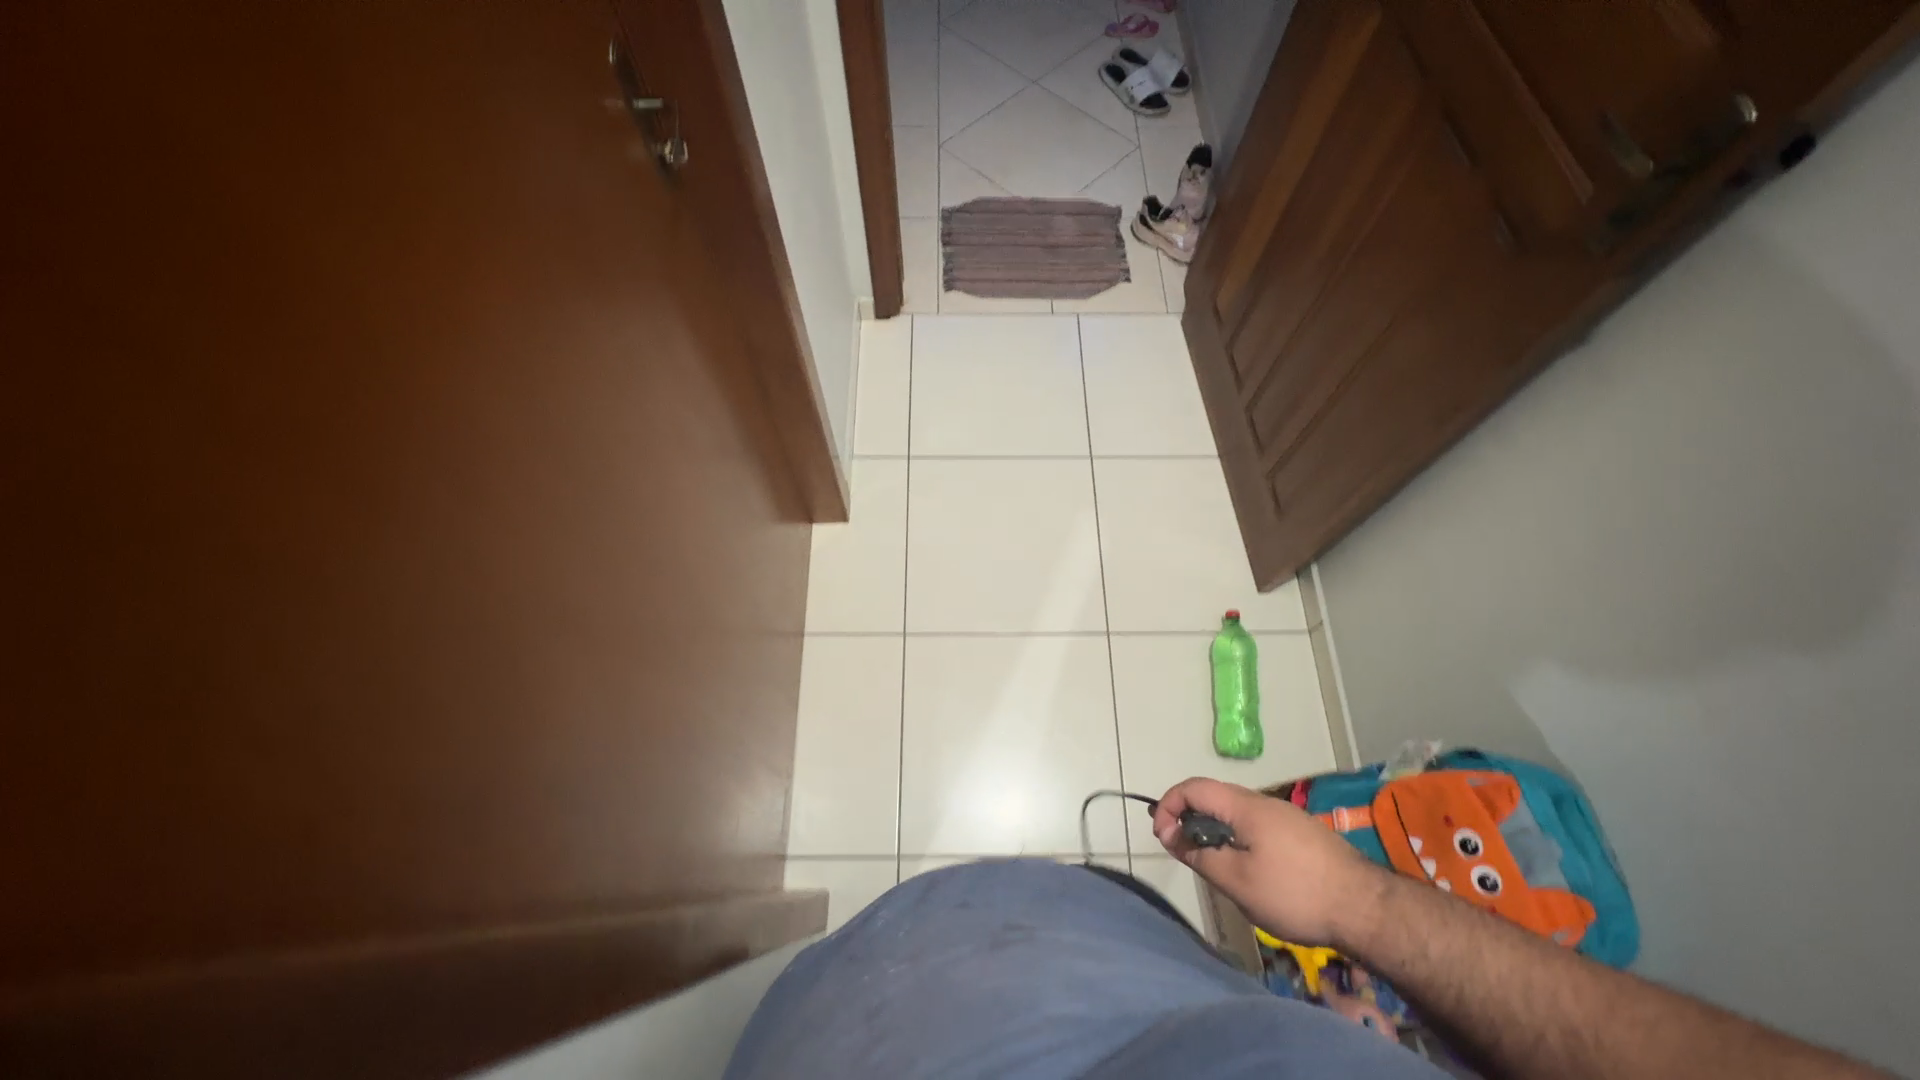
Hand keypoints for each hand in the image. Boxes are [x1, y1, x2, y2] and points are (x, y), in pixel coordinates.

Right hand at [1153, 777, 1386, 946]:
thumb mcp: (1237, 880)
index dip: (1169, 805)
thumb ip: (1199, 854)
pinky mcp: (1302, 836)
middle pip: (1215, 798)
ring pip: (1237, 815)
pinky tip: (1252, 876)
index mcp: (1246, 806)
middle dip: (1191, 821)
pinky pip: (1258, 828)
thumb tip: (1172, 835)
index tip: (1163, 837)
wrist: (1368, 909)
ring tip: (1217, 870)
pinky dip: (1240, 842)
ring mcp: (1287, 818)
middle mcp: (1266, 803)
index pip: (1194, 787)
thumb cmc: (1295, 894)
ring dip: (1216, 834)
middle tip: (1186, 856)